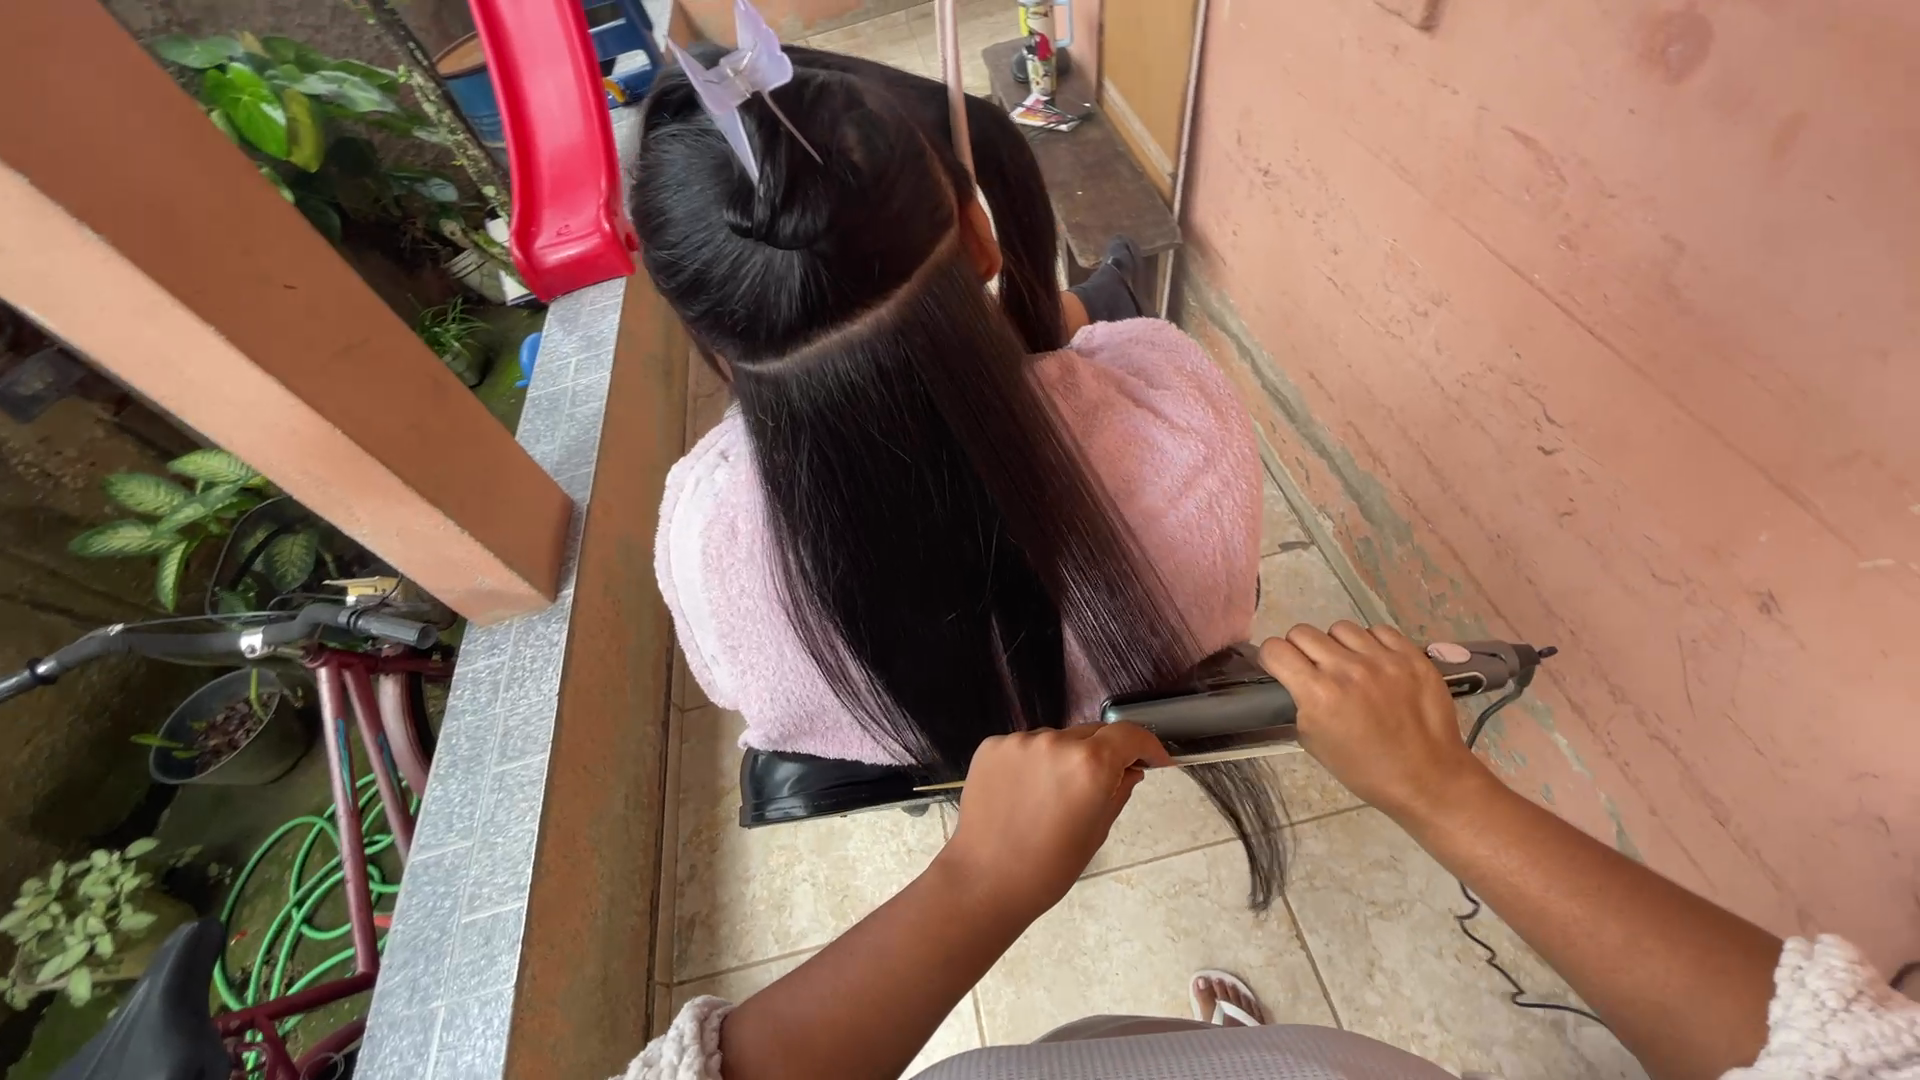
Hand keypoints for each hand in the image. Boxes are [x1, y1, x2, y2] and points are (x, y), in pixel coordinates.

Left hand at [938, 723, 1171, 920]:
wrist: (986, 879)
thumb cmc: (1049, 866)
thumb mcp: (1097, 831)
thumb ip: (1118, 790)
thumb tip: (1131, 768)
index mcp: (1089, 764)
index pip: (1128, 734)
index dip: (1146, 745)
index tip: (1153, 759)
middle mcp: (1054, 742)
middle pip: (1090, 734)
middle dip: (1102, 755)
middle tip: (1098, 786)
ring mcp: (1019, 741)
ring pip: (1055, 740)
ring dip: (1062, 758)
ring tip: (1050, 798)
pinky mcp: (991, 746)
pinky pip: (1023, 746)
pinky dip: (1031, 762)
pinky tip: (1023, 794)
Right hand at [1257, 622, 1488, 821]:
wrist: (1427, 778)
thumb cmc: (1363, 768)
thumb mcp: (1312, 740)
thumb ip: (1298, 702)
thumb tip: (1292, 679)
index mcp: (1318, 694)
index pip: (1275, 649)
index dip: (1272, 659)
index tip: (1280, 668)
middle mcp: (1347, 669)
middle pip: (1302, 632)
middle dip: (1300, 650)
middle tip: (1313, 670)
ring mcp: (1383, 660)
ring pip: (1339, 628)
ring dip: (1336, 646)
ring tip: (1348, 666)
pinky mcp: (1412, 657)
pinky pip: (1378, 631)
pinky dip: (1370, 644)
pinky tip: (1375, 664)